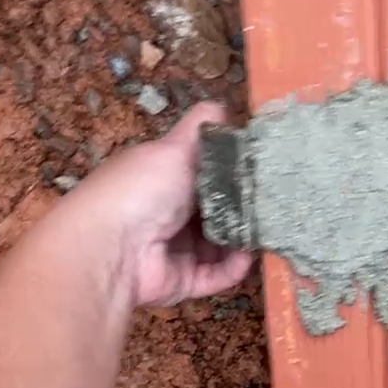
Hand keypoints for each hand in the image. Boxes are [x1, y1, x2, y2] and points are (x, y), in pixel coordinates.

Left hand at [41, 101, 254, 309]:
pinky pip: (217, 275)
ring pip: (223, 245)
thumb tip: (225, 108)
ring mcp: (179, 248)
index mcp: (166, 178)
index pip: (207, 173)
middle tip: (274, 205)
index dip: (234, 172)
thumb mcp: (174, 147)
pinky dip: (235, 268)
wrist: (112, 247)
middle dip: (246, 210)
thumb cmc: (142, 189)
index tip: (264, 170)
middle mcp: (173, 212)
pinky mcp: (186, 280)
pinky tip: (249, 256)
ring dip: (245, 240)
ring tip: (269, 232)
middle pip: (220, 211)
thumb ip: (203, 131)